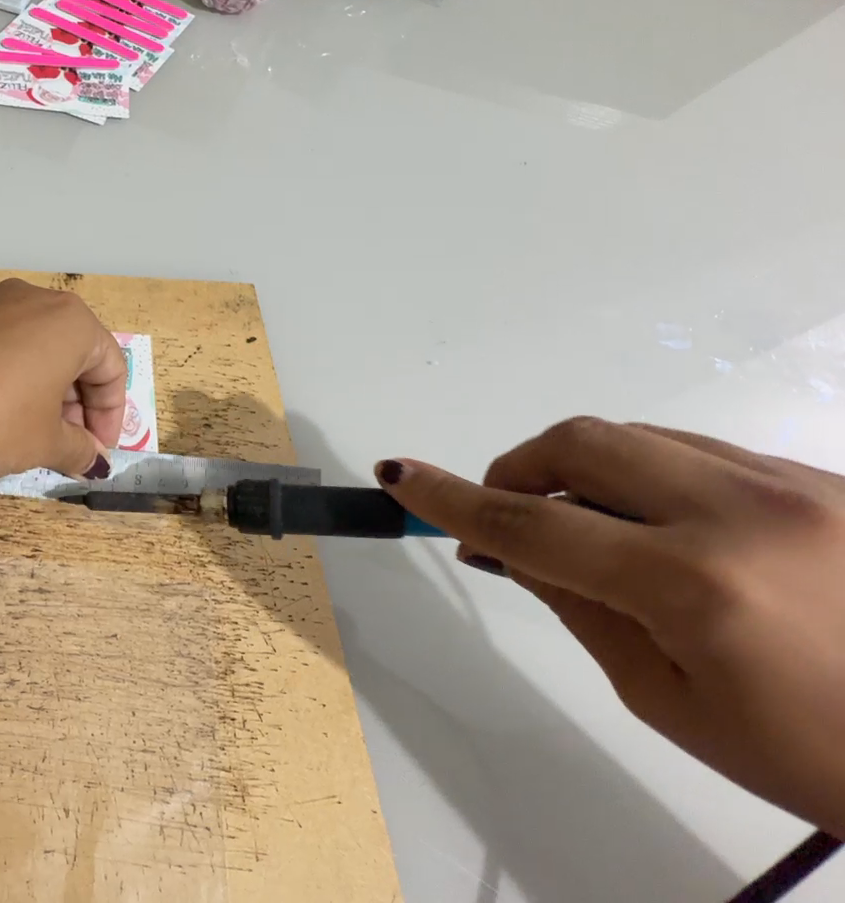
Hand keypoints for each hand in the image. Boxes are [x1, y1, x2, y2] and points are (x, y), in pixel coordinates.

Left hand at [0, 279, 125, 489]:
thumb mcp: (45, 442)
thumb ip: (80, 448)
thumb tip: (94, 459)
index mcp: (68, 319)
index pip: (109, 367)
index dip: (110, 417)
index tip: (98, 452)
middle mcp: (31, 299)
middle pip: (72, 353)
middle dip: (77, 403)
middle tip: (69, 447)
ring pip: (35, 349)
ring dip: (45, 392)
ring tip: (33, 436)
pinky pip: (0, 348)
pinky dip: (11, 379)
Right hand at [378, 419, 844, 836]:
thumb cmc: (819, 758)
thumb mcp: (670, 699)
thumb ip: (577, 605)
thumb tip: (504, 546)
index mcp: (695, 585)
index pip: (530, 524)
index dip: (449, 499)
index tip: (396, 474)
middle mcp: (748, 514)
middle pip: (581, 444)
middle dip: (519, 469)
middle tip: (510, 516)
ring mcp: (804, 489)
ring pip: (641, 439)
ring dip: (585, 473)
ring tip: (595, 531)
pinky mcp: (837, 484)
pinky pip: (704, 455)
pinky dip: (652, 479)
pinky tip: (672, 532)